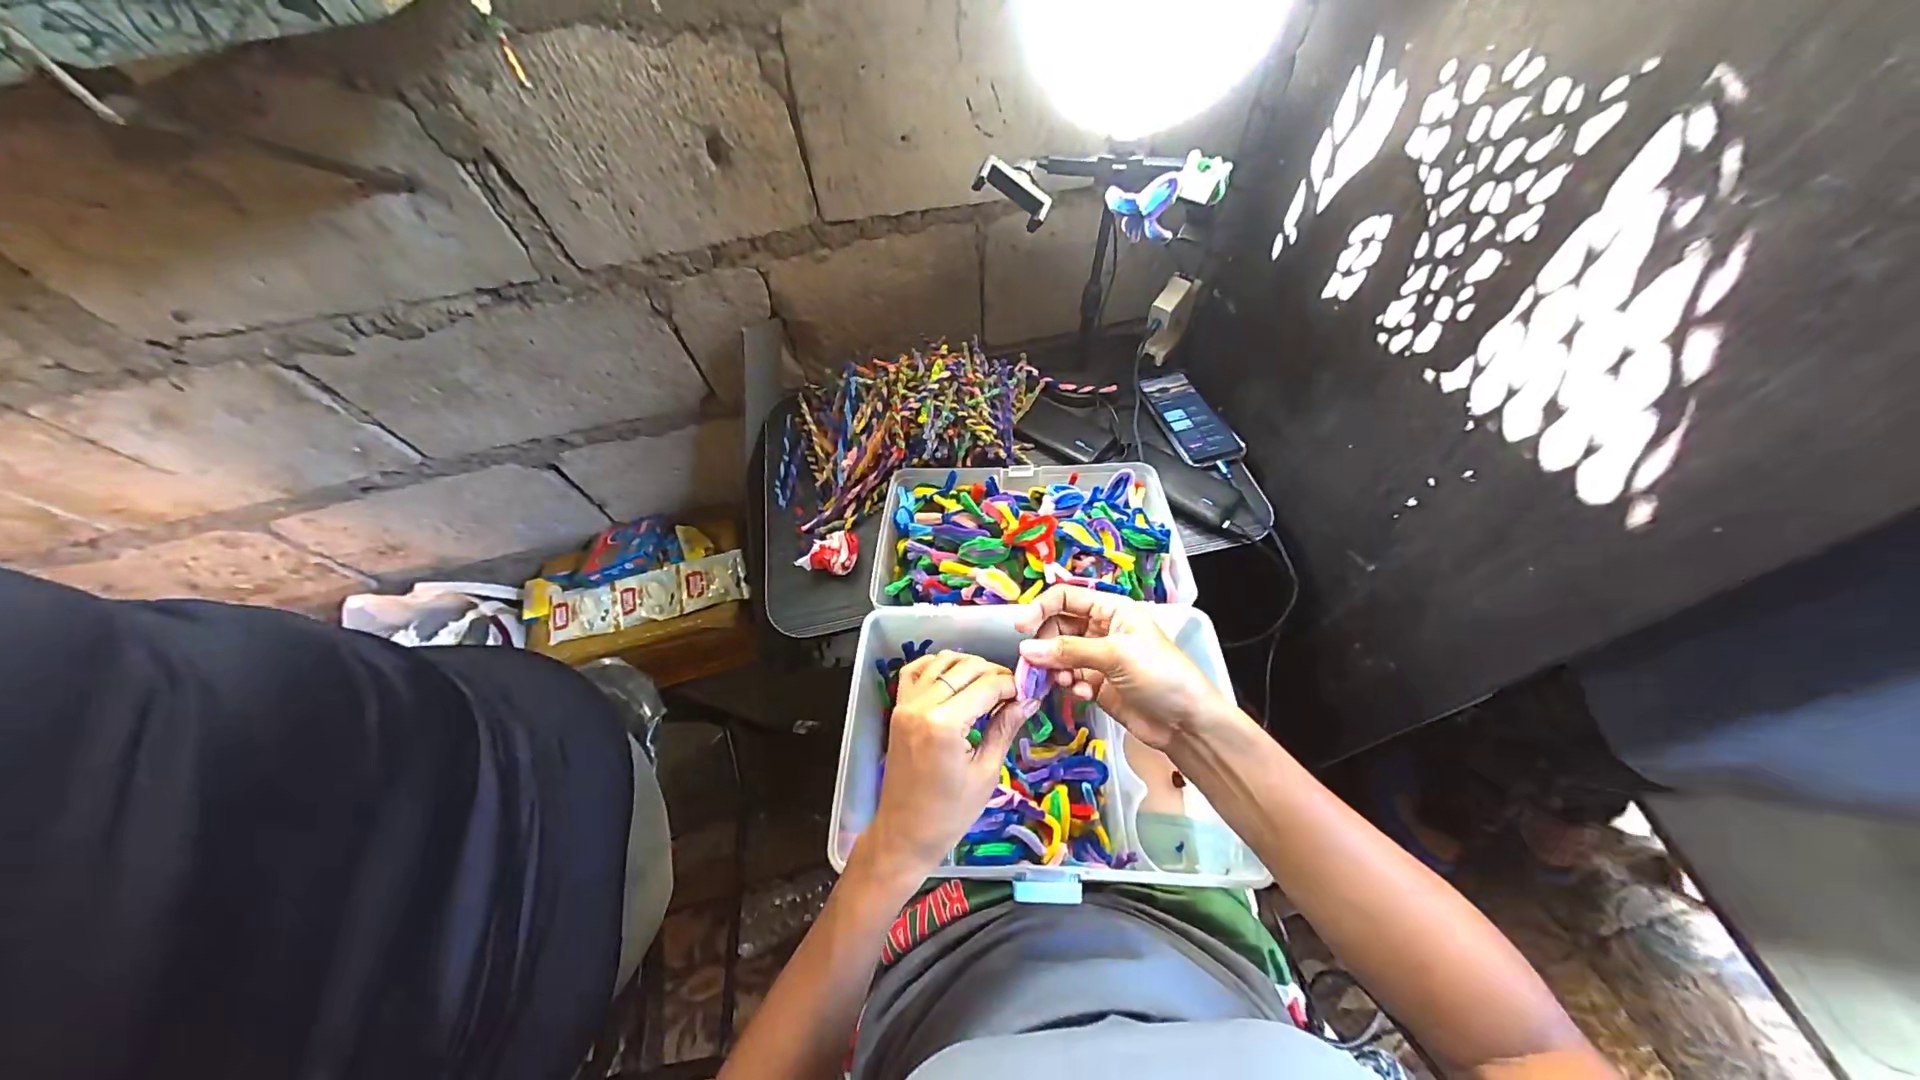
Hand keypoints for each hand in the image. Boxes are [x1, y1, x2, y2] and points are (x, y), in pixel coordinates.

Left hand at [861, 652, 1035, 876]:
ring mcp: (906, 704)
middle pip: (966, 668)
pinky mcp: (898, 708)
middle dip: (994, 674)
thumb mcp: (985, 772)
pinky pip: (915, 670)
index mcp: (944, 723)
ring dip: (969, 666)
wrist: (905, 833)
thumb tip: (1028, 701)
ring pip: (942, 661)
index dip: (1012, 686)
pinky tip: (955, 677)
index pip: (987, 685)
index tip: (1027, 693)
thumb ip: (1004, 728)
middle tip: (1013, 692)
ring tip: (988, 686)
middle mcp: (922, 705)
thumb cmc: (949, 813)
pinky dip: (937, 665)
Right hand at [1013, 586, 1228, 751]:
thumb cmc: (1163, 676)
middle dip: (1045, 645)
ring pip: (1059, 655)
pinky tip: (1082, 694)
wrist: (1188, 723)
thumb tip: (1027, 650)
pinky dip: (1068, 685)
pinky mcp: (1096, 684)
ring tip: (1064, 682)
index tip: (1021, 628)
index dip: (1041, 608)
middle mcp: (1102, 629)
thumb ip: (1069, 651)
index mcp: (1111, 609)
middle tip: (1035, 664)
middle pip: (1057, 627)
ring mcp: (1098, 657)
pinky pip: (1068, 678)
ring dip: (1055, 668)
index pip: (1066, 597)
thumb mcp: (1116, 655)